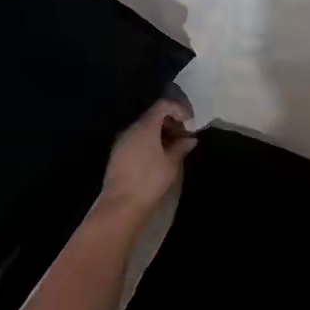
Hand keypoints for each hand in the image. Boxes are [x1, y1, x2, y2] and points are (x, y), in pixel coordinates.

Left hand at [95, 98, 195, 224]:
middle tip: (185, 137)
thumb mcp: (171, 163)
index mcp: (145, 127)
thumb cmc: (150, 180)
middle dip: (171, 122)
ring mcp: (122, 141)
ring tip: (174, 148)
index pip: (163, 105)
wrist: (121, 204)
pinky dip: (150, 141)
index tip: (190, 124)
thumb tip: (191, 138)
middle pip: (153, 115)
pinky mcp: (118, 153)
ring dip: (161, 133)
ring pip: (145, 128)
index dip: (179, 109)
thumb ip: (181, 146)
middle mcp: (131, 129)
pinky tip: (159, 156)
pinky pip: (137, 139)